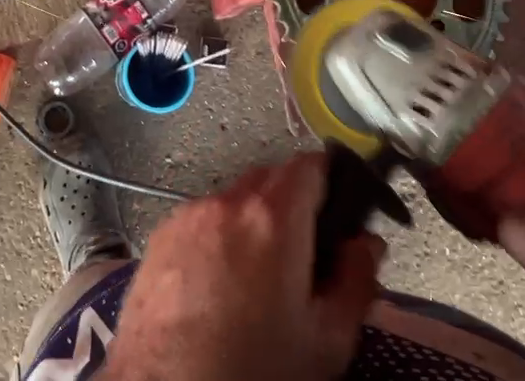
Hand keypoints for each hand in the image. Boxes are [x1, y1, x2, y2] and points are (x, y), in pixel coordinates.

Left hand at [102, 153, 383, 380]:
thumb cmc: (252, 369)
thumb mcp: (326, 340)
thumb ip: (357, 281)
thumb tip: (366, 244)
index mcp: (273, 218)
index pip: (310, 164)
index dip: (331, 179)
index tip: (339, 207)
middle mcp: (227, 203)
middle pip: (271, 179)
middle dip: (293, 205)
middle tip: (306, 254)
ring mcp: (187, 217)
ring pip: (233, 200)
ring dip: (252, 222)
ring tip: (258, 278)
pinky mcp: (159, 236)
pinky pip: (201, 220)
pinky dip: (217, 238)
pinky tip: (219, 284)